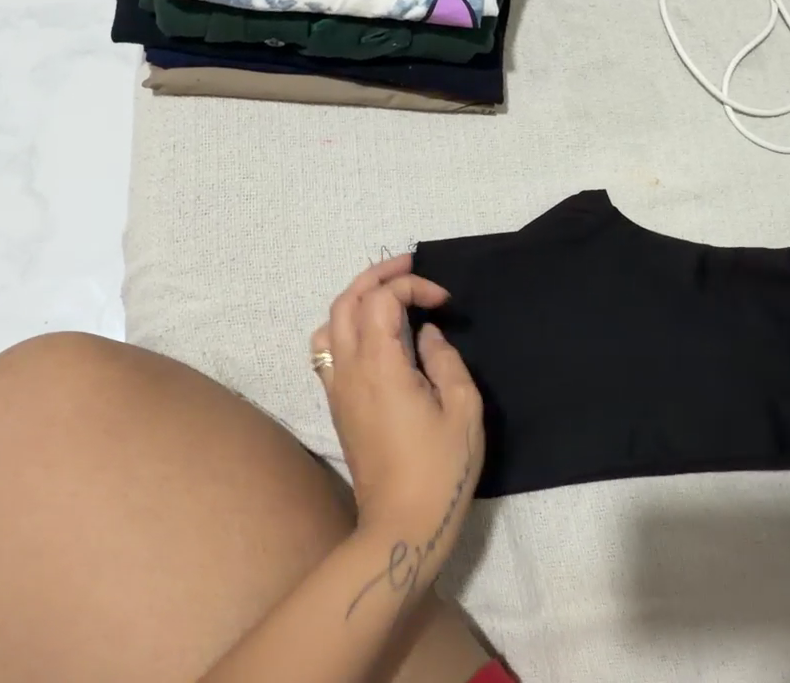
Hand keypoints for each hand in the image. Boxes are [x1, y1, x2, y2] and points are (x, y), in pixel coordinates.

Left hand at [312, 255, 484, 570]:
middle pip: (346, 301)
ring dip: (357, 297)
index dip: (413, 286)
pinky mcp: (337, 405)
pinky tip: (371, 332)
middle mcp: (349, 370)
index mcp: (380, 366)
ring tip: (388, 292)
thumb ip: (445, 360)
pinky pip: (326, 349)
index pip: (381, 299)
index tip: (445, 302)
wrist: (402, 524)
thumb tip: (427, 334)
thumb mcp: (463, 409)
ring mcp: (337, 388)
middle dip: (377, 275)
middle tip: (410, 265)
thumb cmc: (440, 468)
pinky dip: (345, 326)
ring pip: (330, 323)